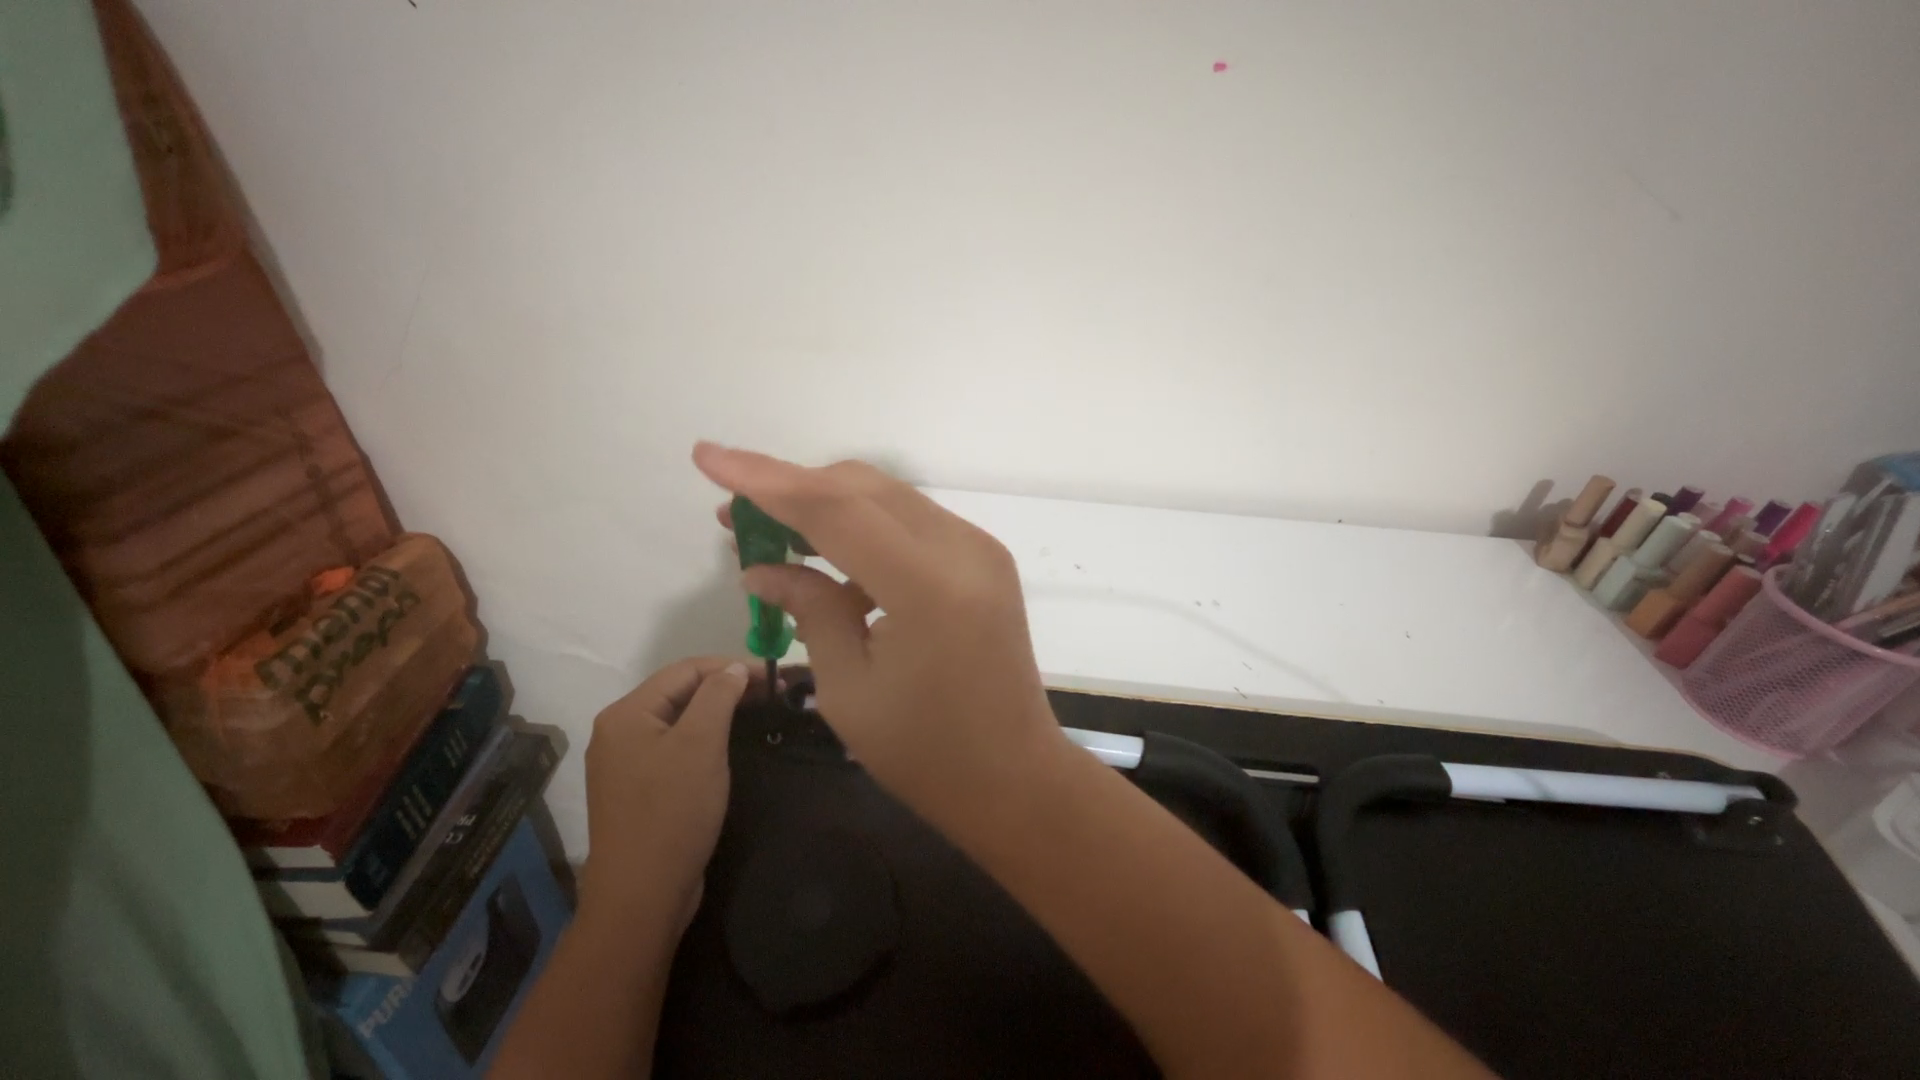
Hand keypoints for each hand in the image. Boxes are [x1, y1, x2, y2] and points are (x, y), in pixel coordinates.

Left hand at [580, 657, 754, 930]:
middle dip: (725, 688)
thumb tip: (734, 669)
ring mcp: (624, 764)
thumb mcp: (701, 745)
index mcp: (625, 714)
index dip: (729, 666)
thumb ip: (718, 697)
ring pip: (677, 723)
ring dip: (716, 714)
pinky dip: (702, 741)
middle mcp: (617, 733)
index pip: (683, 670)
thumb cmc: (672, 812)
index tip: (772, 675)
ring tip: (757, 715)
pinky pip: (673, 750)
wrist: (641, 895)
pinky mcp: (637, 792)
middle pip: (678, 694)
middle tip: (772, 694)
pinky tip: (727, 748)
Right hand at [695, 443, 1068, 809]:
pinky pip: (910, 522)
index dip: (765, 481)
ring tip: (768, 534)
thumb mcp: (848, 688)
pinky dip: (863, 528)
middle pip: (862, 489)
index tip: (707, 458)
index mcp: (928, 585)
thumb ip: (808, 610)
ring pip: (887, 498)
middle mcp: (962, 549)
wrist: (1014, 777)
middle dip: (791, 489)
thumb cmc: (925, 753)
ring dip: (826, 506)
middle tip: (732, 513)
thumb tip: (761, 568)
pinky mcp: (983, 560)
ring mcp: (980, 549)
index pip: (835, 510)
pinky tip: (824, 558)